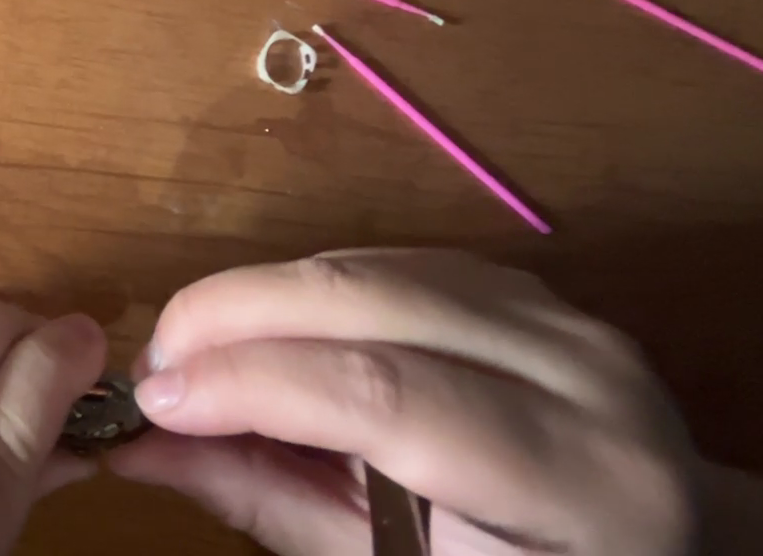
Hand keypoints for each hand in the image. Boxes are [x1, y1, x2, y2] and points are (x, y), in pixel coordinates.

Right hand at [107, 249, 700, 555]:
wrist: (655, 542)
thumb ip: (260, 497)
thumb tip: (131, 446)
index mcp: (575, 476)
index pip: (380, 394)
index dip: (246, 382)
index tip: (152, 397)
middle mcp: (569, 365)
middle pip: (351, 300)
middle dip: (222, 315)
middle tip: (153, 360)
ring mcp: (535, 302)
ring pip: (341, 267)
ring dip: (242, 300)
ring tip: (192, 352)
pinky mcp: (492, 274)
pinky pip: (355, 260)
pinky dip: (284, 291)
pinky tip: (258, 333)